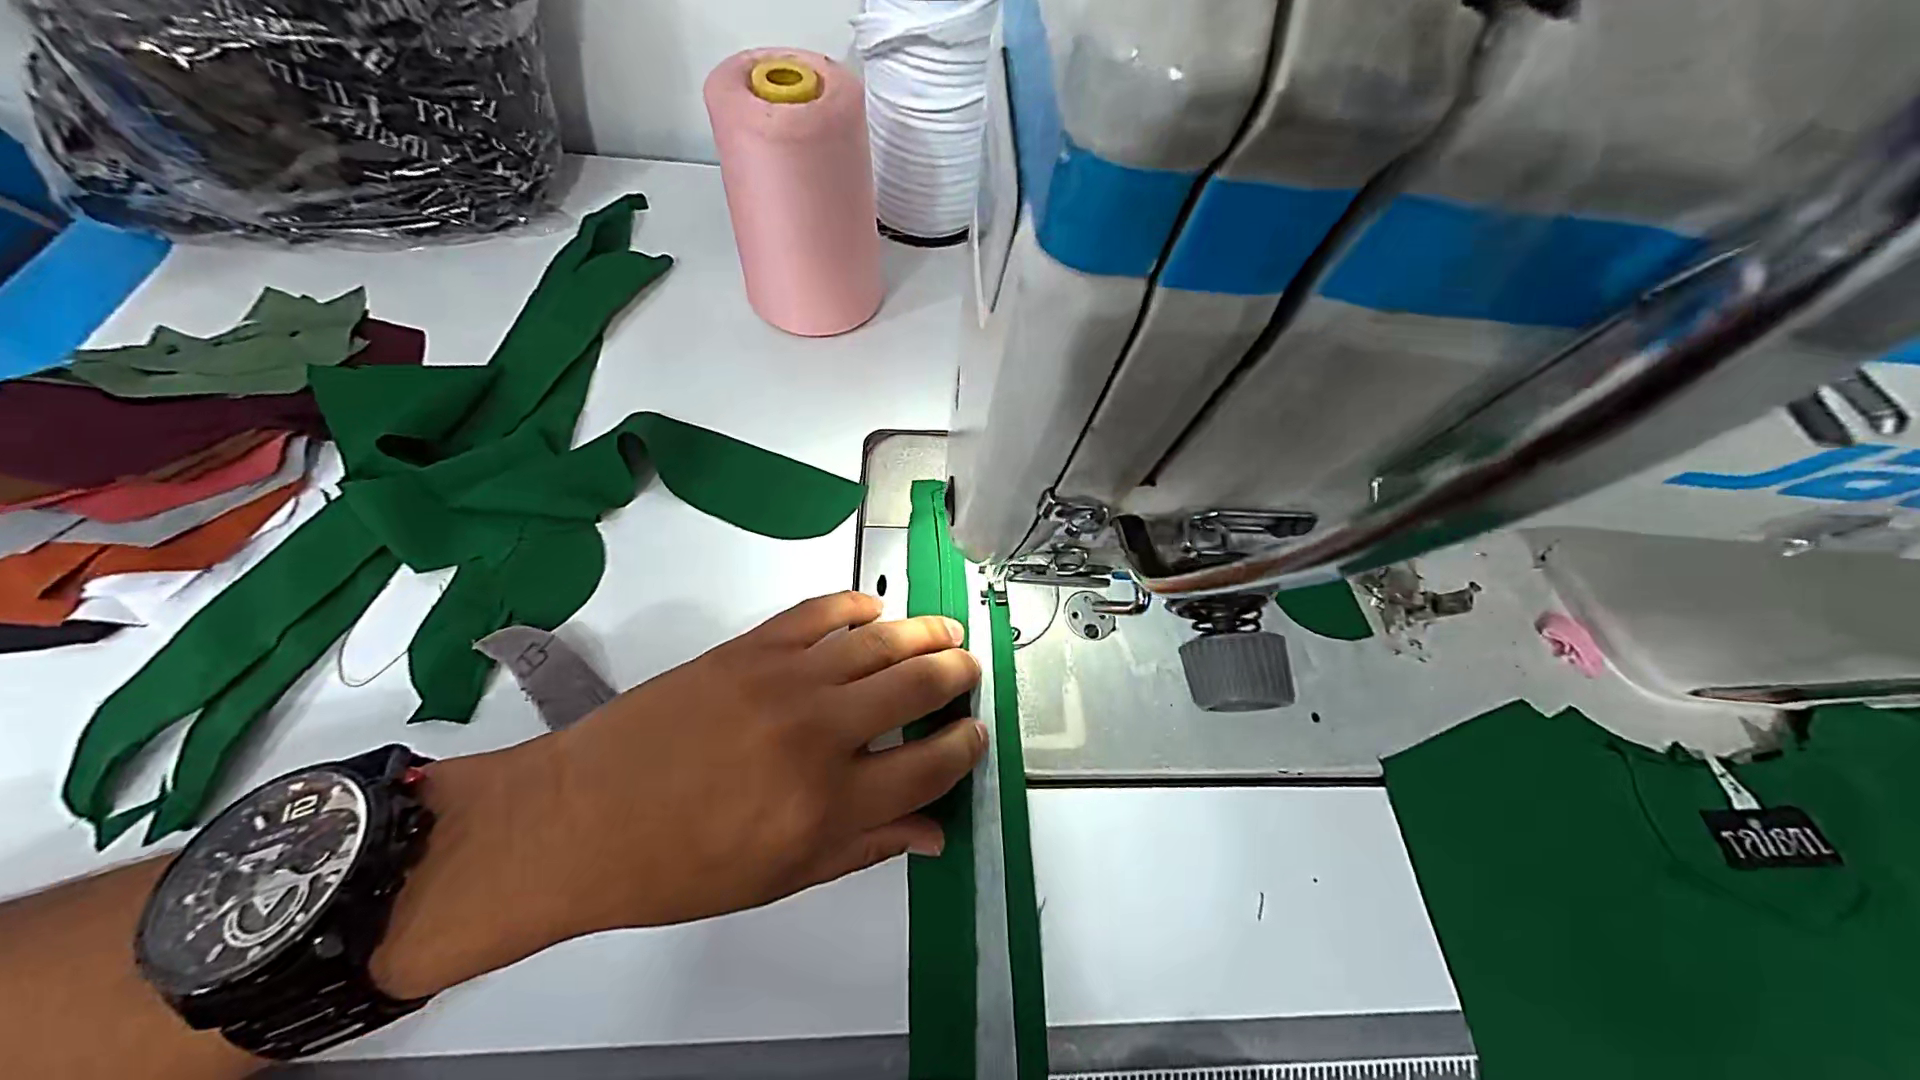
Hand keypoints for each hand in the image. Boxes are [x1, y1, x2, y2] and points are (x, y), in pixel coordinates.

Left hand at [549, 590, 984, 930]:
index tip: (974, 737)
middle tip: (968, 673)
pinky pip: (821, 611)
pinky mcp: (751, 646)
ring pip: (882, 640)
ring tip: (946, 632)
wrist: (581, 819)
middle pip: (919, 686)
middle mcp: (819, 733)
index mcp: (830, 803)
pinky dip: (856, 605)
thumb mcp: (783, 877)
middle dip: (959, 675)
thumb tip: (932, 832)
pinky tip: (874, 612)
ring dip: (925, 632)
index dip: (965, 748)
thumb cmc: (678, 865)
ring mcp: (785, 680)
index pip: (931, 766)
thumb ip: (868, 847)